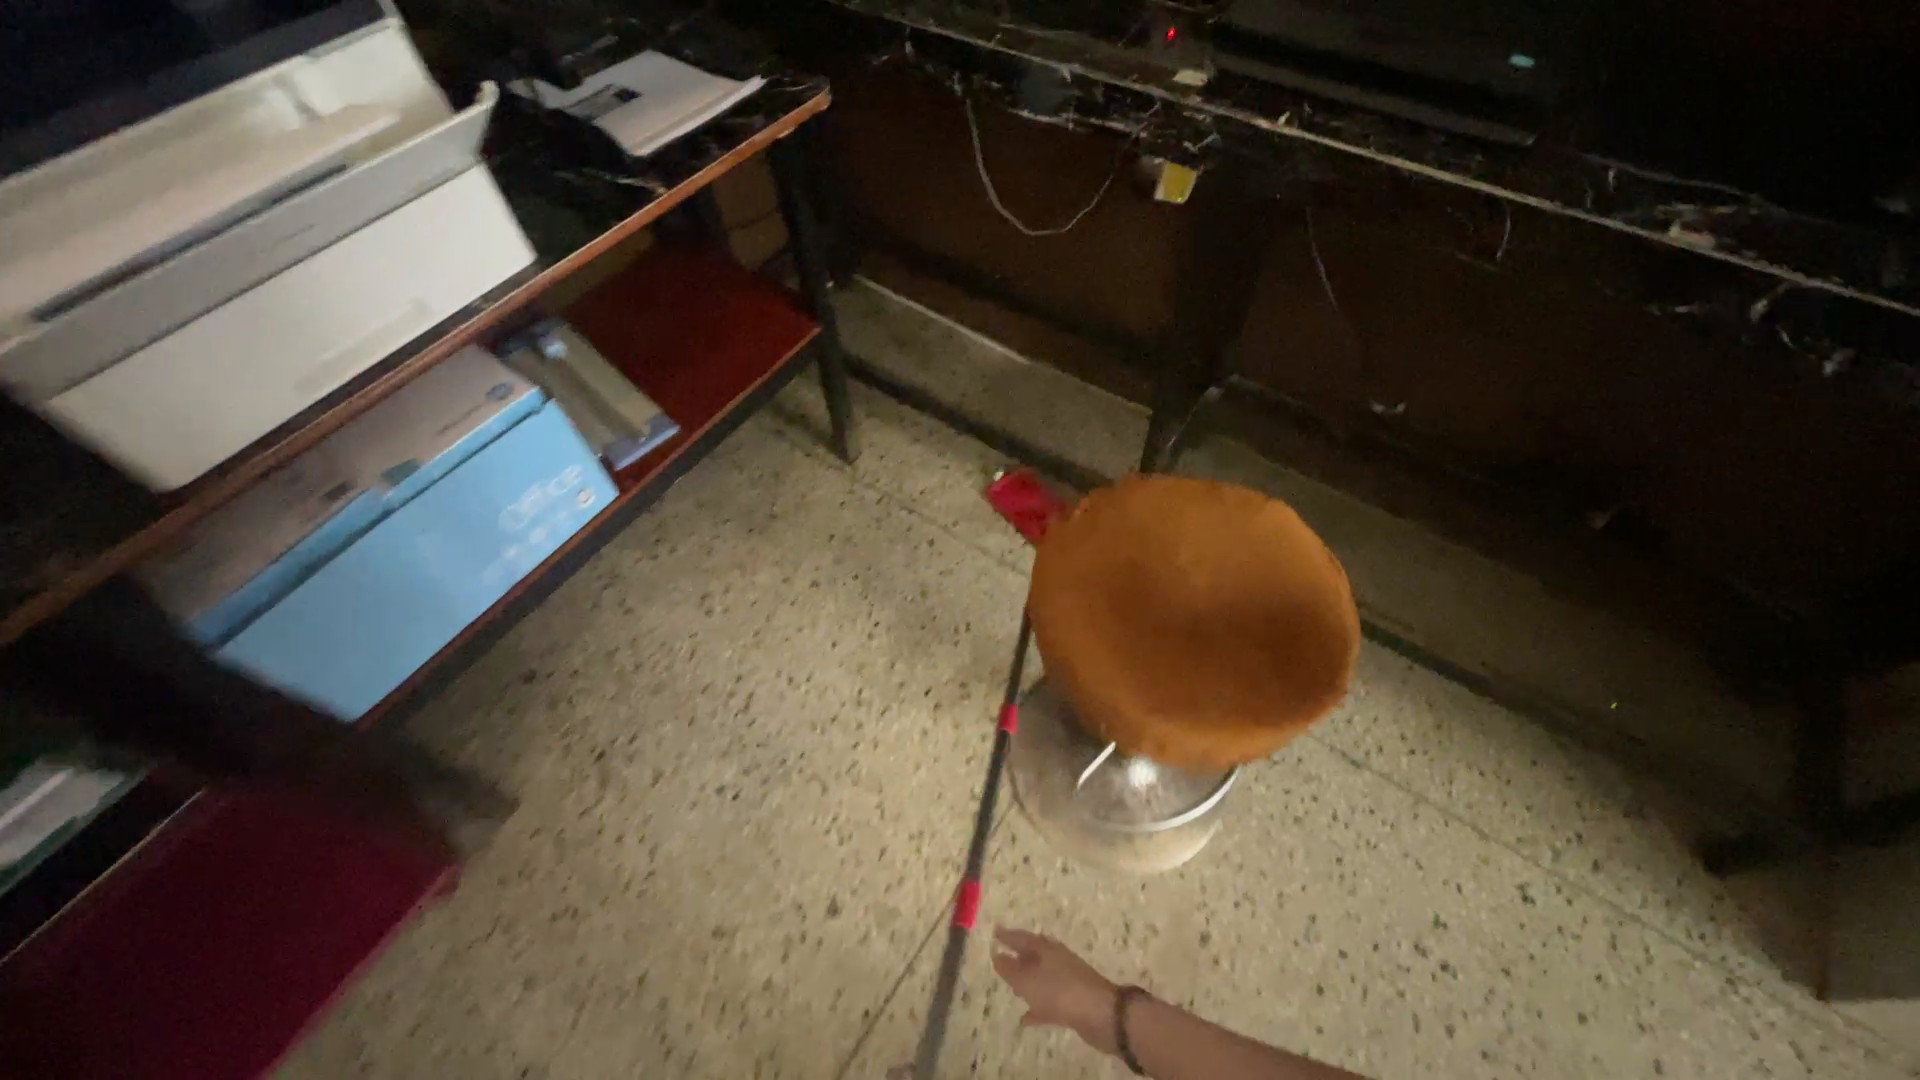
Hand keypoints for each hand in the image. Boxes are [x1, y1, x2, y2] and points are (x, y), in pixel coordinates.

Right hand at [990, 927, 1120, 1054]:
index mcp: (1045, 948)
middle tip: (1003, 957)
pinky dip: (1038, 1007)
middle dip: (1019, 956)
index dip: (1007, 935)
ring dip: (1028, 982)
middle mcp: (1056, 958)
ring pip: (1042, 976)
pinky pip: (1050, 1001)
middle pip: (1034, 954)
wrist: (1102, 1014)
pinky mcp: (1074, 1000)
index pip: (1022, 937)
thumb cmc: (1060, 991)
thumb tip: (996, 956)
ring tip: (1013, 989)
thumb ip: (1010, 969)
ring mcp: (1067, 979)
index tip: (995, 931)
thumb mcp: (1028, 980)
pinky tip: (1026, 1019)